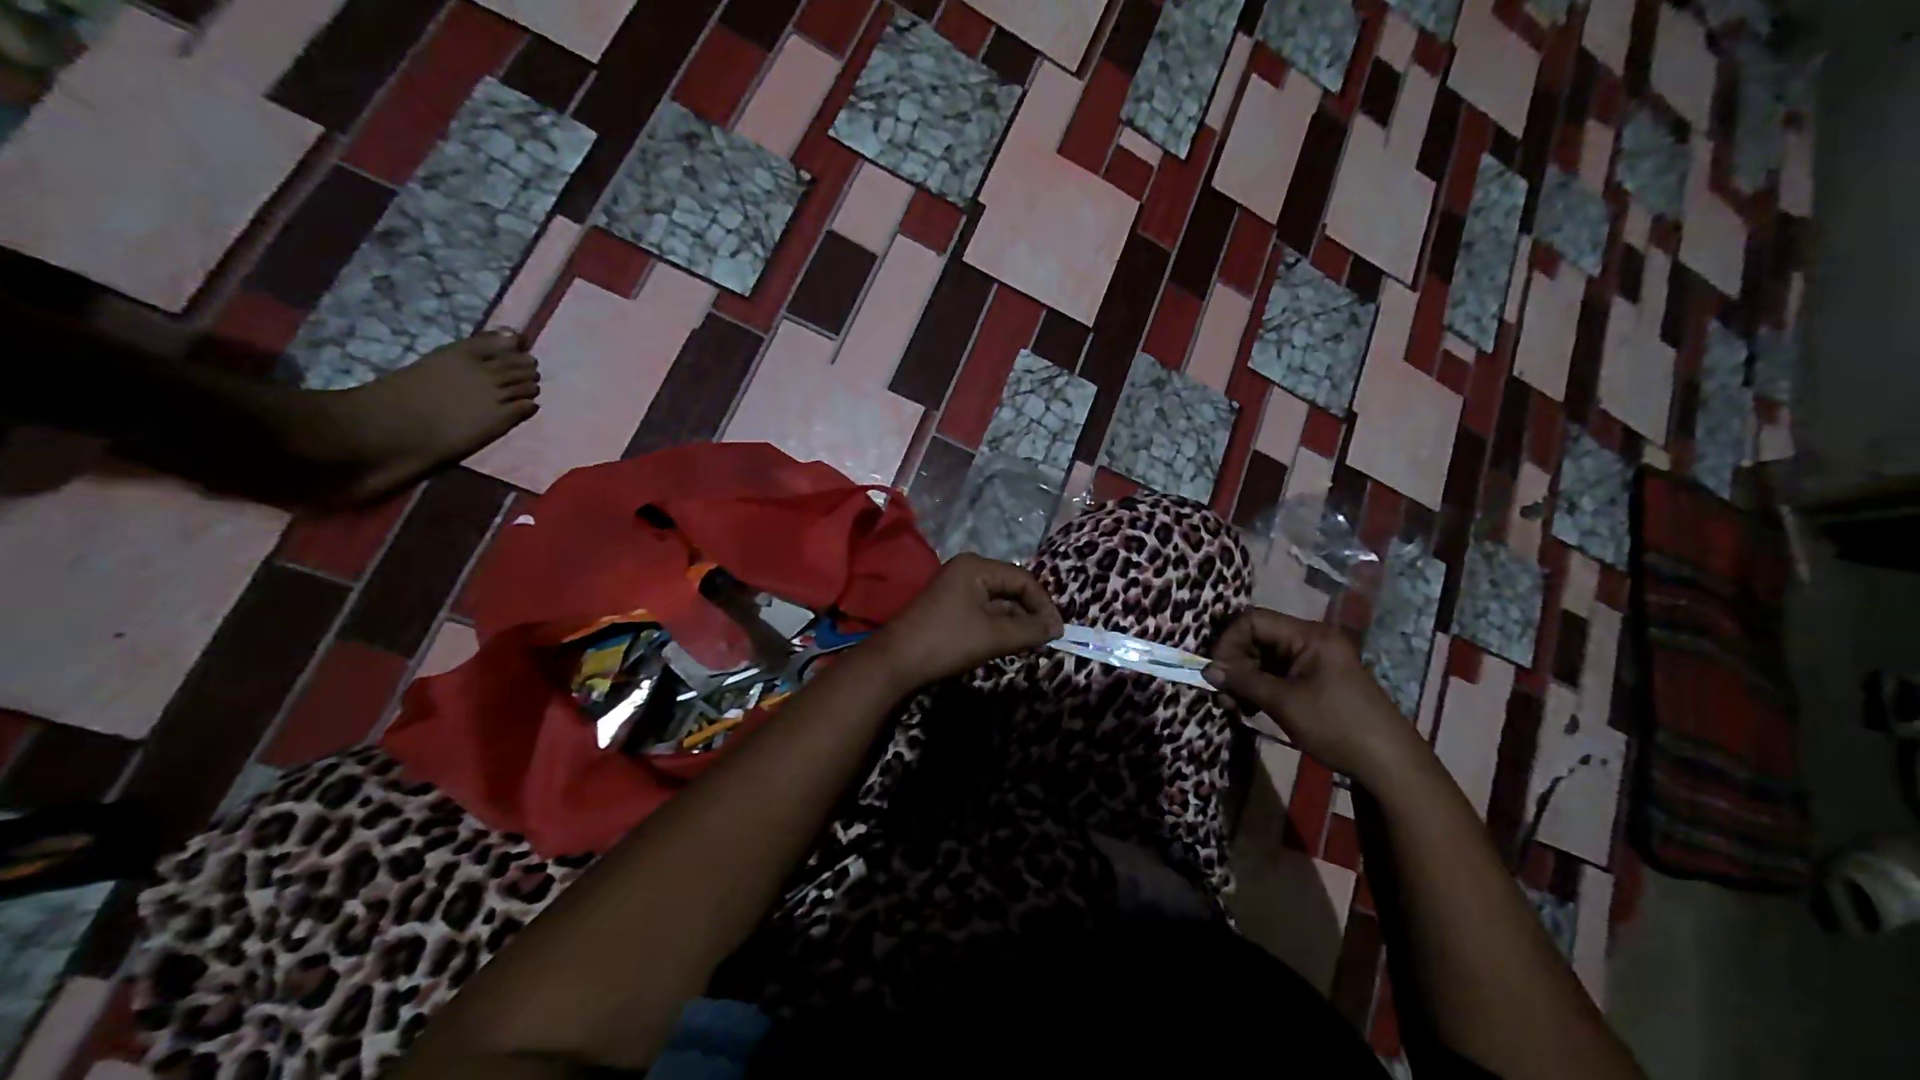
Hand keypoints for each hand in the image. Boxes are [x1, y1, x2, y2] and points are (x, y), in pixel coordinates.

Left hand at [867, 554, 1063, 689]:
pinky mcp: (950, 609)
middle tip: (1046, 640)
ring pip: (998, 603)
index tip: (1057, 631)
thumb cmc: (946, 642)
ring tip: (1030, 645)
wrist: (896, 662)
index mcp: (976, 567)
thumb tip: (1056, 628)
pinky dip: (999, 627)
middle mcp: (967, 571)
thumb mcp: (994, 636)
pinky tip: (1008, 645)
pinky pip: (984, 612)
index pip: (1023, 579)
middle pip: (1011, 588)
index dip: (1044, 604)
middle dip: (1030, 613)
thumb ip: (1029, 630)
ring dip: (1015, 622)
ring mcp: (956, 590)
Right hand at [1205, 608, 1428, 785]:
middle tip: (1221, 696)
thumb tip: (1207, 670)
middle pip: (1256, 638)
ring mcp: (1312, 661)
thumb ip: (1243, 681)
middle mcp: (1309, 640)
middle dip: (1233, 664)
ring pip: (1263, 658)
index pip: (1252, 620)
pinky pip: (1275, 674)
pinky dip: (1258, 688)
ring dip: (1243, 679)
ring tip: (1234, 707)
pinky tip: (1250, 709)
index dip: (1228, 642)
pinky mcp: (1313, 680)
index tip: (1215, 672)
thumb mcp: (1284, 702)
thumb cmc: (1337, 726)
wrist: (1388, 763)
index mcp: (1308, 636)